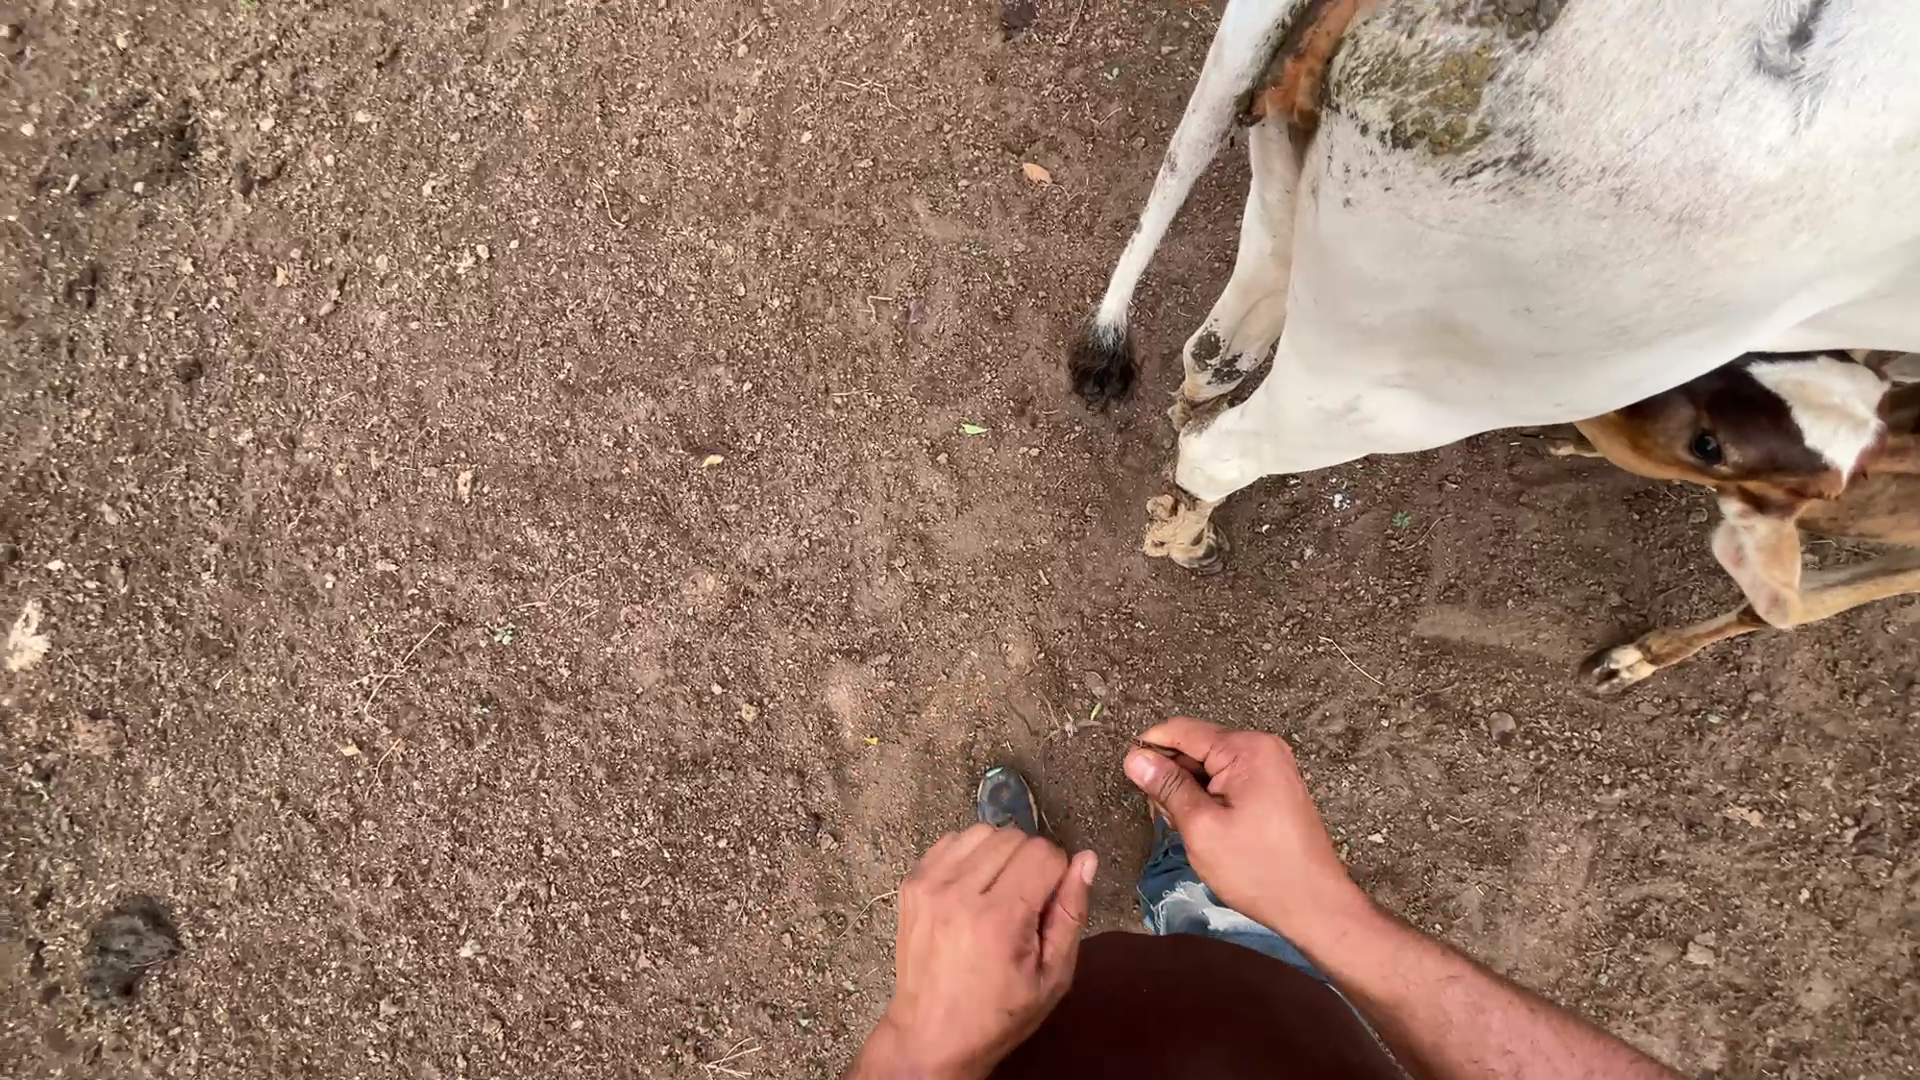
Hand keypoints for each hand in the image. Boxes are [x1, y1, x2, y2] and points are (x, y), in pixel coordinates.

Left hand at [855, 825, 1096, 1079]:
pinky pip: (954, 839)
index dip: (1057, 874)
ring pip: (985, 831)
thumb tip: (1087, 858)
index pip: (1044, 852)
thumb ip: (1072, 912)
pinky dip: (970, 853)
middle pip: (1015, 837)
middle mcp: (961, 892)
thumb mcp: (1052, 976)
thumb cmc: (999, 1014)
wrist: (930, 1037)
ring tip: (998, 891)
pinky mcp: (912, 880)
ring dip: (1000, 853)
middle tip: (1025, 901)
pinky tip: (973, 886)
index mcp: (999, 919)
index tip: (1048, 903)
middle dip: (1030, 862)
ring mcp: (931, 883)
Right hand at [1124, 718, 1366, 944]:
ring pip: (1209, 764)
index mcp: (1245, 748)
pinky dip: (1210, 795)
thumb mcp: (1201, 827)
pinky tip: (1208, 825)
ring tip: (1191, 827)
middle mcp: (1261, 746)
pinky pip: (1228, 776)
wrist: (1318, 908)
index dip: (1150, 749)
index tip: (1130, 775)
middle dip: (1173, 775)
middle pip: (1196, 745)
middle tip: (1166, 816)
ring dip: (1190, 789)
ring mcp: (1271, 764)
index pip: (1181, 730)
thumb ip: (1166, 786)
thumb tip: (1134, 757)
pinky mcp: (1274, 783)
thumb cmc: (1257, 869)